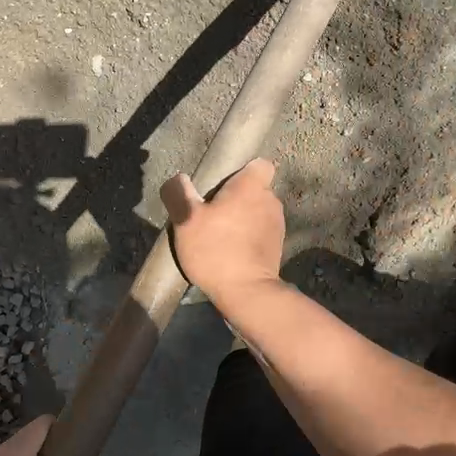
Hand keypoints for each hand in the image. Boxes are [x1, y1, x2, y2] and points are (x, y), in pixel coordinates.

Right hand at [161, 158, 284, 298]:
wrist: (246, 291)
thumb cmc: (215, 248)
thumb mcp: (186, 219)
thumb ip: (179, 193)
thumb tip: (178, 179)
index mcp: (251, 186)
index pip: (259, 164)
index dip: (243, 170)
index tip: (223, 185)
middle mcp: (270, 199)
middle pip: (255, 188)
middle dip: (237, 196)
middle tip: (213, 213)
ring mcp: (277, 223)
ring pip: (258, 210)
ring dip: (243, 218)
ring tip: (220, 235)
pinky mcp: (278, 245)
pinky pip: (262, 231)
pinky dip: (249, 236)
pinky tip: (232, 251)